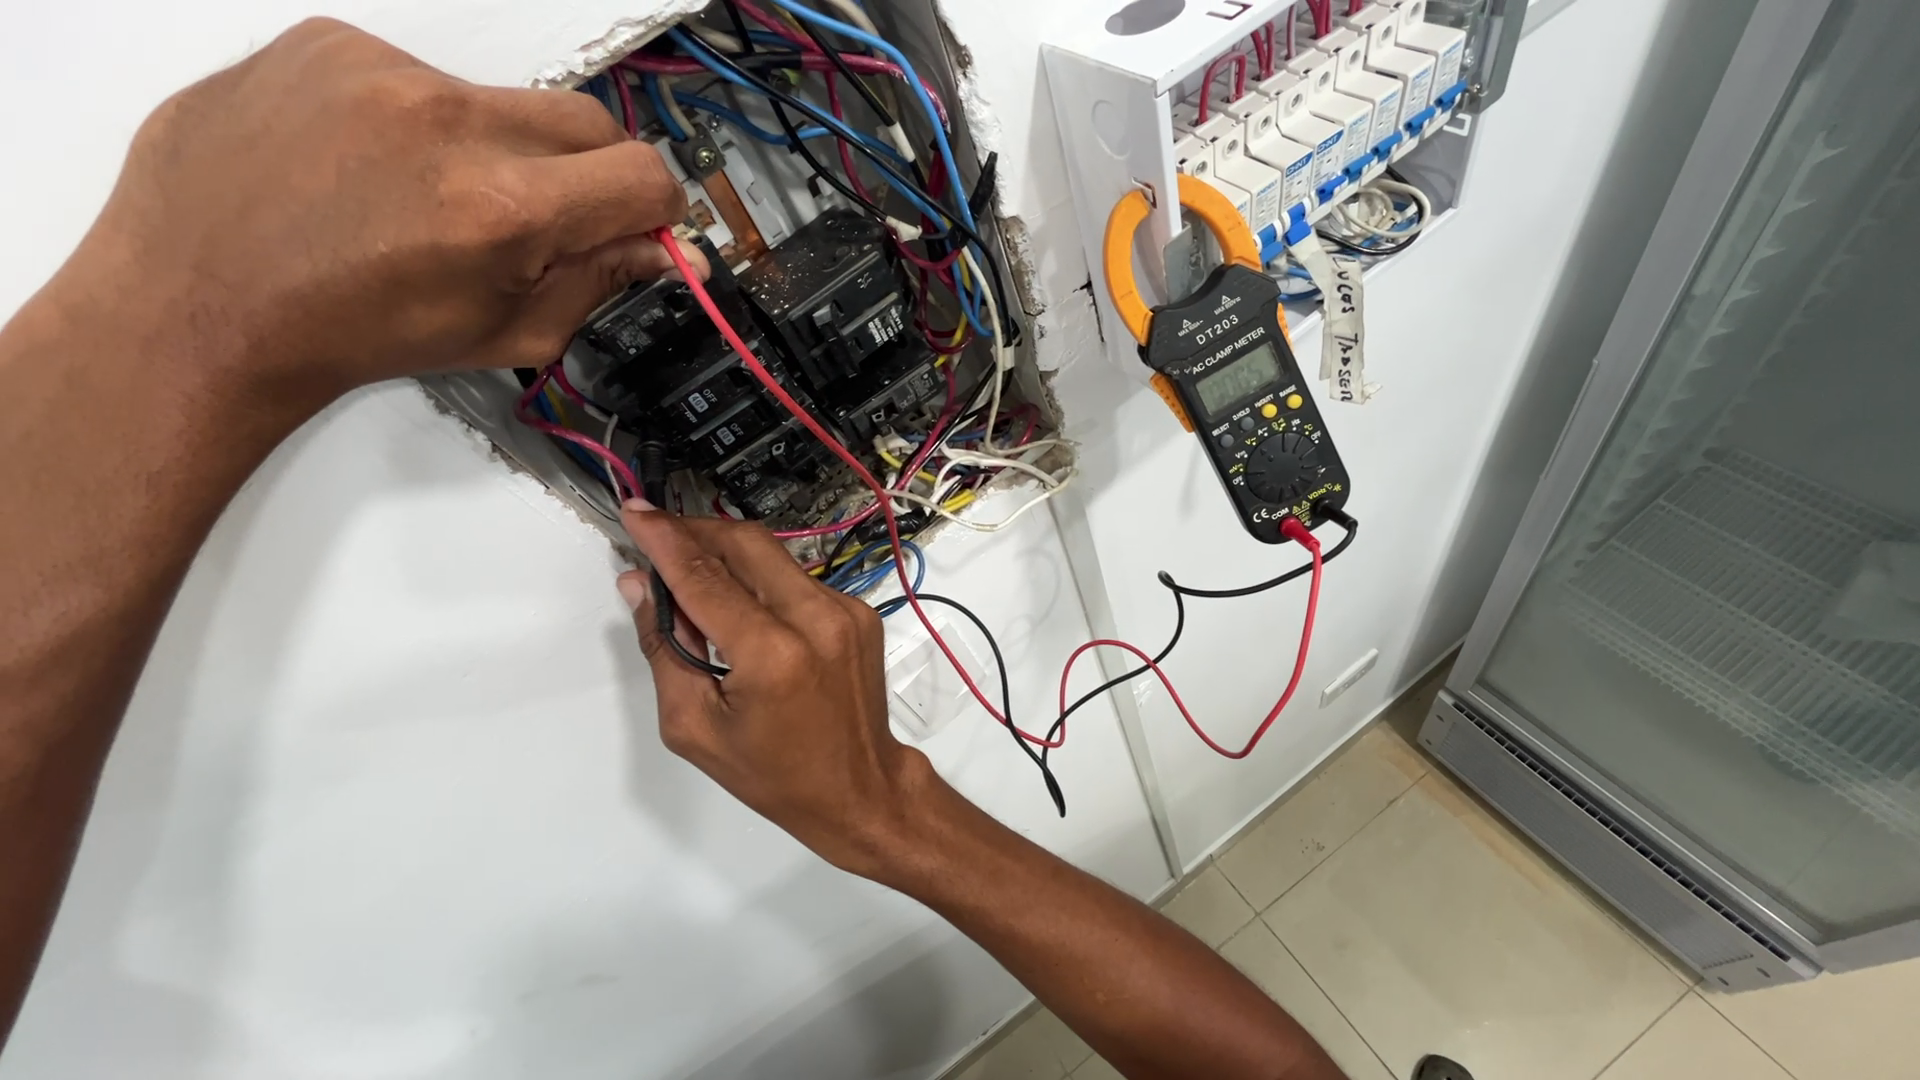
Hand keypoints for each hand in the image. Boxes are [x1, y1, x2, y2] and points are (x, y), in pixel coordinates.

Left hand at [49, 17, 705, 404]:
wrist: (207, 300)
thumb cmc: (370, 335)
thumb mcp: (510, 332)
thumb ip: (599, 282)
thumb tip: (668, 253)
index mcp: (503, 209)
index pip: (643, 176)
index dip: (658, 210)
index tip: (638, 230)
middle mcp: (452, 121)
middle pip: (594, 122)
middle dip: (597, 175)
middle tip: (555, 219)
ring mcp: (386, 69)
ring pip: (514, 101)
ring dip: (514, 149)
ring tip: (450, 194)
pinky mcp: (330, 41)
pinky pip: (433, 78)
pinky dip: (436, 124)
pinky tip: (388, 165)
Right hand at [615, 503, 934, 879]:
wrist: (858, 786)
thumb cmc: (773, 773)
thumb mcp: (696, 726)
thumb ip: (665, 649)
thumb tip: (641, 586)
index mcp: (773, 653)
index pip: (705, 578)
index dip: (664, 540)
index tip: (636, 512)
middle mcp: (817, 618)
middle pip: (747, 543)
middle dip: (697, 531)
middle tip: (658, 536)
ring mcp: (846, 610)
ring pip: (774, 556)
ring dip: (728, 554)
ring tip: (693, 574)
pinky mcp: (859, 612)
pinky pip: (798, 579)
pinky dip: (762, 580)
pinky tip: (741, 605)